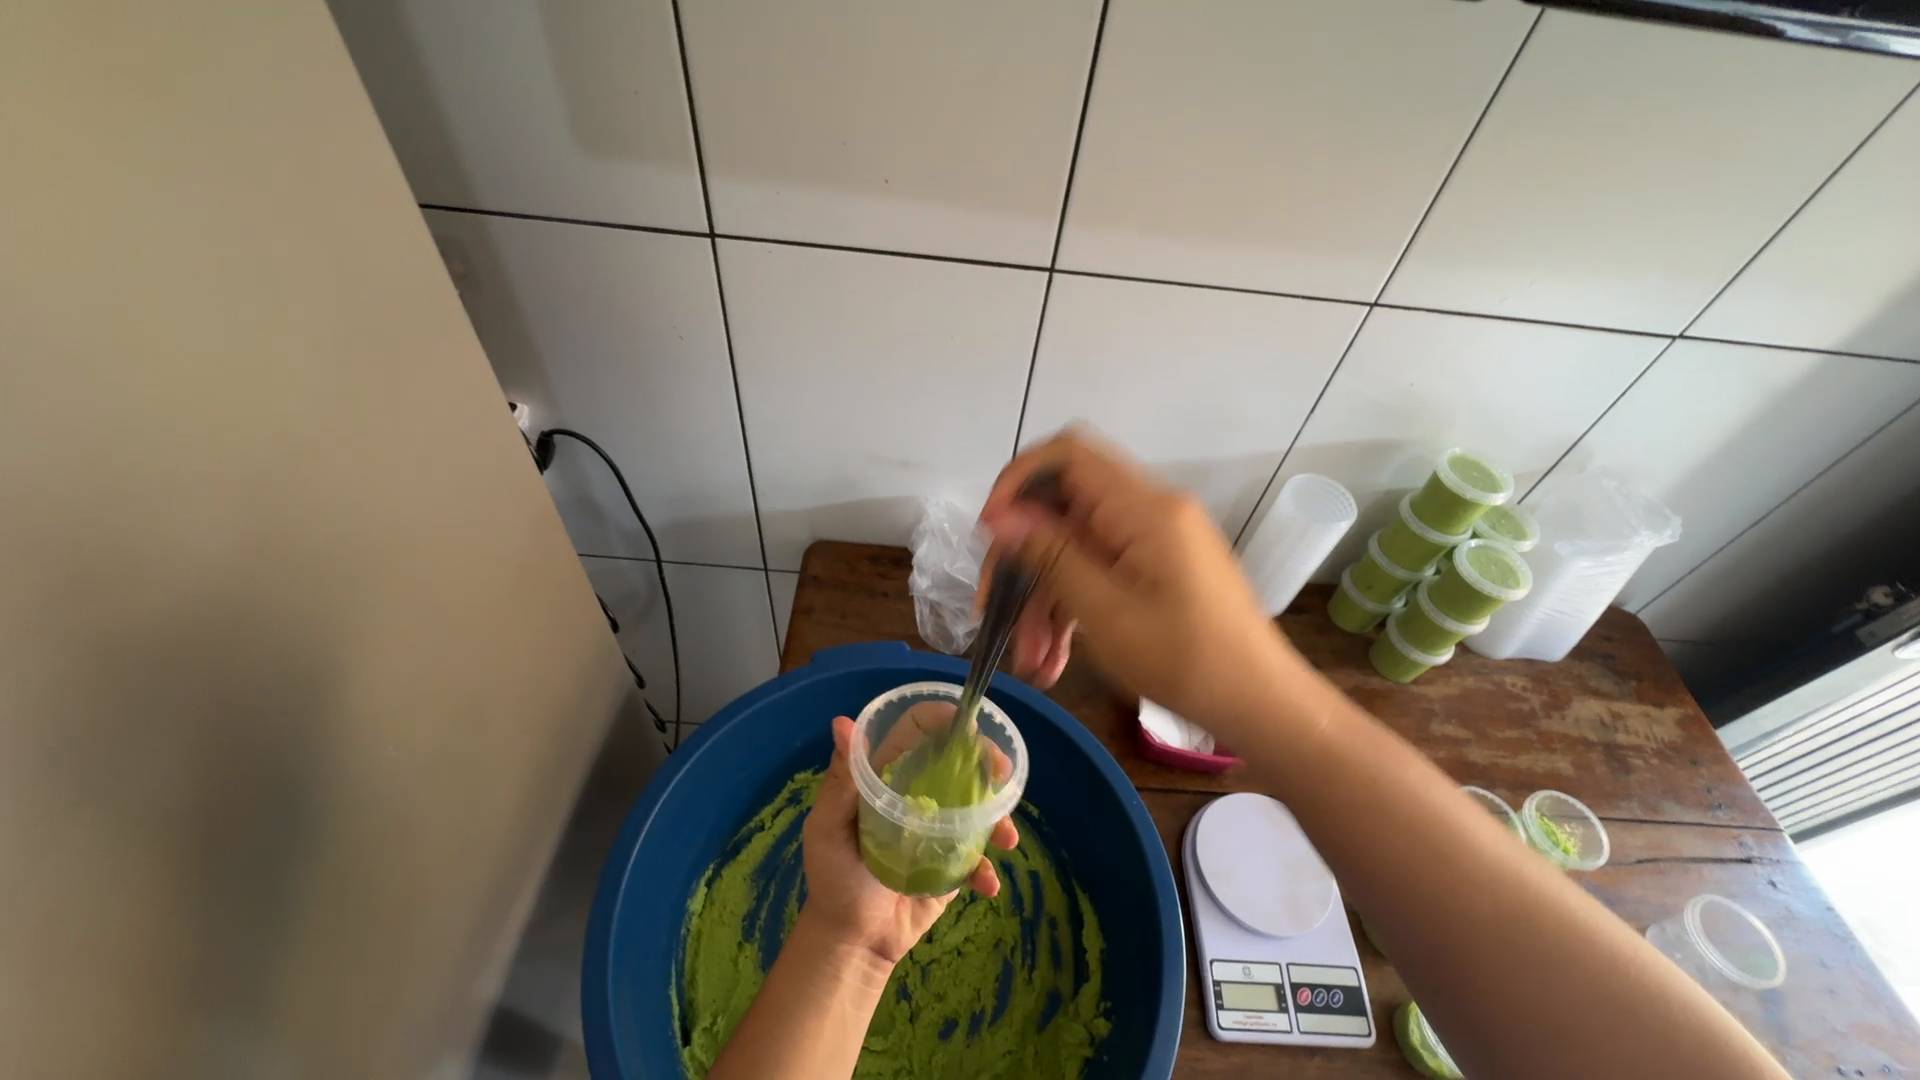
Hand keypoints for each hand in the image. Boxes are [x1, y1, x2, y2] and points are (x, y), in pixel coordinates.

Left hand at [800, 715, 1019, 966]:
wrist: (852, 940)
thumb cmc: (833, 877)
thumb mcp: (827, 827)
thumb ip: (840, 780)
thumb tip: (841, 722)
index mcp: (888, 776)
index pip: (918, 731)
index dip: (943, 719)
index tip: (970, 726)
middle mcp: (919, 794)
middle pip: (959, 762)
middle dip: (987, 762)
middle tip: (1002, 774)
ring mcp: (940, 830)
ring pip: (979, 807)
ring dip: (1000, 816)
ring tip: (1006, 837)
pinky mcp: (953, 866)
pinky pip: (978, 859)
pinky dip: (987, 869)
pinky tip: (986, 883)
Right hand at [979, 429, 1306, 728]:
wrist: (1260, 703)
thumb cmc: (1187, 660)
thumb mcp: (1106, 611)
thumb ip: (1051, 556)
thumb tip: (1000, 516)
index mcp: (1144, 508)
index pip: (1068, 456)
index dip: (1017, 482)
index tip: (988, 533)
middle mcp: (1148, 512)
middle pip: (1063, 510)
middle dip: (1022, 561)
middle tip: (990, 610)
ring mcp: (1152, 541)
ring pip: (1074, 549)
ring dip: (1043, 600)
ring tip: (1029, 662)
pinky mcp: (1154, 569)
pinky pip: (1098, 573)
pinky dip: (1071, 610)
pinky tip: (1053, 660)